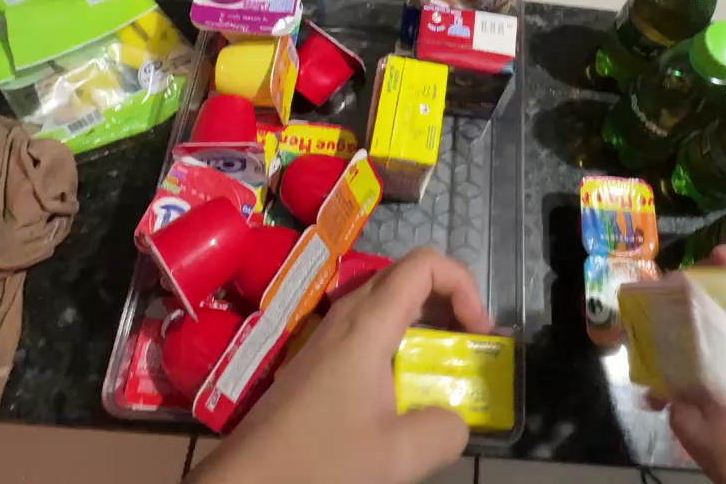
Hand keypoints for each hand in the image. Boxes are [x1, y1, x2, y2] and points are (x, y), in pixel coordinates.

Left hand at [190, 247, 493, 483]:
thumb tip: (456, 420)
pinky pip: (373, 325)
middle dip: (450, 298)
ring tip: (447, 360)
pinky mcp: (321, 355)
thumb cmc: (318, 462)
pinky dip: (403, 337)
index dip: (462, 283)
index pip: (425, 263)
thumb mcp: (394, 458)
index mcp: (368, 322)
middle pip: (409, 275)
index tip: (479, 330)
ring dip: (427, 318)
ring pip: (390, 299)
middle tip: (471, 341)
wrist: (246, 482)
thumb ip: (442, 432)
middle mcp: (349, 313)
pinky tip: (406, 383)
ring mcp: (331, 332)